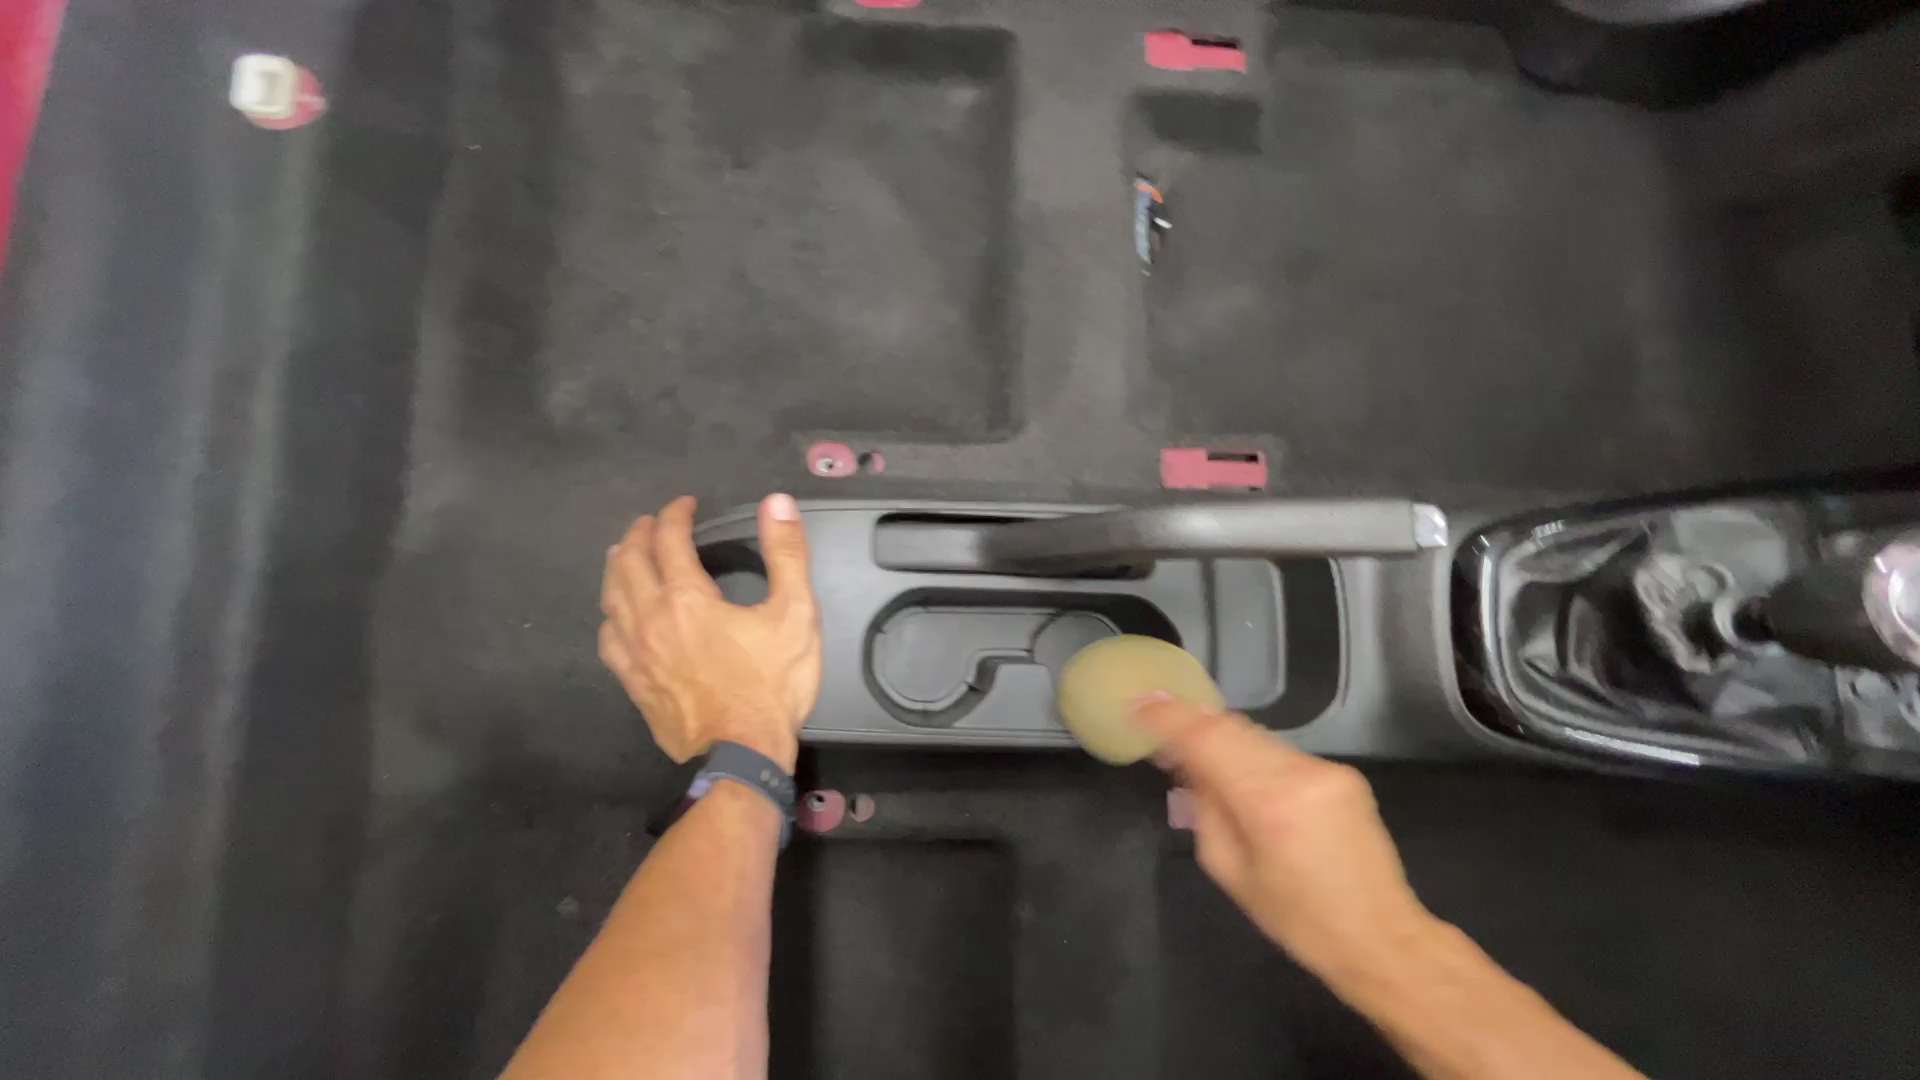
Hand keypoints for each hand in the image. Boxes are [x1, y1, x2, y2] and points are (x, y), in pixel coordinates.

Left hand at [599, 494, 821, 769]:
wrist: (743, 752)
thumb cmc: (772, 683)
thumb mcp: (796, 613)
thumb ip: (787, 554)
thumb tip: (777, 503)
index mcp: (687, 598)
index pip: (669, 540)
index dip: (675, 515)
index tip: (685, 505)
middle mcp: (651, 618)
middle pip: (630, 563)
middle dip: (639, 535)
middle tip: (650, 522)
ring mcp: (636, 654)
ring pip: (612, 598)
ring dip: (618, 568)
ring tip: (624, 554)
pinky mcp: (634, 683)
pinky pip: (608, 639)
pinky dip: (611, 615)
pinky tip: (617, 616)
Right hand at [1135, 699, 1434, 979]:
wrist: (1383, 938)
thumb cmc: (1297, 919)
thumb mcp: (1230, 871)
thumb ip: (1204, 810)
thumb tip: (1186, 767)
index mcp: (1267, 803)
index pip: (1206, 738)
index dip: (1167, 717)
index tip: (1137, 705)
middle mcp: (1299, 773)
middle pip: (1229, 727)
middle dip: (1189, 722)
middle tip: (1158, 726)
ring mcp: (1325, 769)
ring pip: (1255, 735)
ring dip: (1220, 737)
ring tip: (1194, 751)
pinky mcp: (1342, 774)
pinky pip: (1280, 751)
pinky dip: (1251, 753)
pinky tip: (1240, 772)